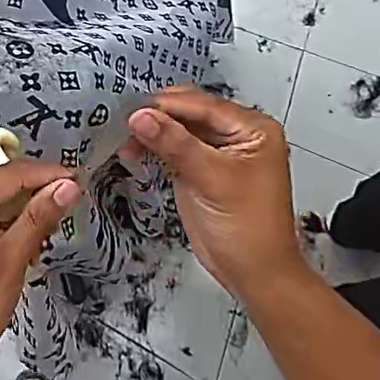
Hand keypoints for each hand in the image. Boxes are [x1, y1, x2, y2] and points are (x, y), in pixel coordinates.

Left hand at [0, 159, 80, 375]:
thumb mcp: (11, 261)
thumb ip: (39, 217)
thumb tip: (68, 186)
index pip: (14, 172)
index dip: (49, 173)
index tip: (79, 181)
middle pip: (5, 173)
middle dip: (38, 182)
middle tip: (69, 198)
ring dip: (27, 198)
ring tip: (53, 220)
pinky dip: (13, 213)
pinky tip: (31, 235)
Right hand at [124, 87, 308, 298]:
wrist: (255, 274)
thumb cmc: (249, 229)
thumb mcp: (211, 179)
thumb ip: (174, 144)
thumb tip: (142, 116)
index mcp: (254, 128)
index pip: (204, 105)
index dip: (167, 105)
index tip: (133, 109)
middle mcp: (239, 133)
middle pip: (191, 112)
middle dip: (158, 115)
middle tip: (125, 122)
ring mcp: (220, 150)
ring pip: (180, 128)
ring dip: (154, 132)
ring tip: (126, 142)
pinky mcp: (203, 168)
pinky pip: (176, 147)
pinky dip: (156, 147)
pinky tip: (136, 151)